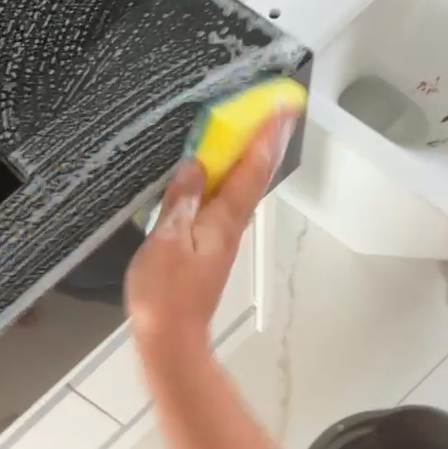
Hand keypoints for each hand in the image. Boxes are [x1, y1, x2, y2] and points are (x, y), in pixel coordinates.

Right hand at [126, 109, 297, 357]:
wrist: (171, 339)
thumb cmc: (164, 293)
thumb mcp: (165, 241)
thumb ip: (181, 201)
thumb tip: (195, 164)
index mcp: (223, 220)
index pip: (251, 171)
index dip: (266, 138)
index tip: (283, 109)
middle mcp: (231, 227)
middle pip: (254, 178)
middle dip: (266, 143)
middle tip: (277, 112)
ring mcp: (223, 239)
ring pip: (242, 190)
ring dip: (251, 159)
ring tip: (253, 133)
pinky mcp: (210, 249)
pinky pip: (226, 203)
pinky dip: (230, 180)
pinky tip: (219, 175)